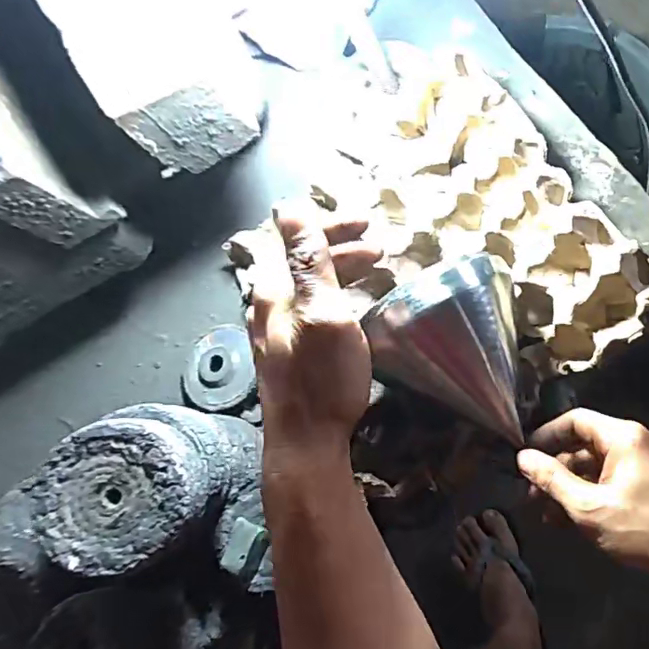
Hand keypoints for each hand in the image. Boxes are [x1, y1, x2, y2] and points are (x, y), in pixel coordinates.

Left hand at [245, 200, 383, 455]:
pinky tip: (356, 303)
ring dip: (340, 268)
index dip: (329, 225)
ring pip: (308, 283)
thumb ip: (310, 263)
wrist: (307, 439)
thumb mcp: (324, 315)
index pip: (293, 239)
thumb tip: (291, 209)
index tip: (366, 223)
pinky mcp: (292, 349)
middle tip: (378, 246)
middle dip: (339, 245)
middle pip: (300, 260)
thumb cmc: (322, 378)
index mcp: (275, 292)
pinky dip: (337, 292)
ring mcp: (280, 329)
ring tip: (374, 268)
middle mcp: (270, 305)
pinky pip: (313, 304)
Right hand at [516, 410, 648, 582]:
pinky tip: (564, 518)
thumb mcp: (589, 507)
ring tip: (544, 513)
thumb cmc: (639, 529)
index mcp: (624, 437)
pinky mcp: (639, 480)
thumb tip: (523, 457)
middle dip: (554, 469)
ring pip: (590, 464)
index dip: (546, 437)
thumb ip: (553, 480)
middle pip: (581, 443)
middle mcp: (632, 441)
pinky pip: (603, 477)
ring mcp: (637, 461)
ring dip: (566, 486)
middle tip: (530, 494)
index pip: (575, 420)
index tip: (523, 459)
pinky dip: (584, 493)